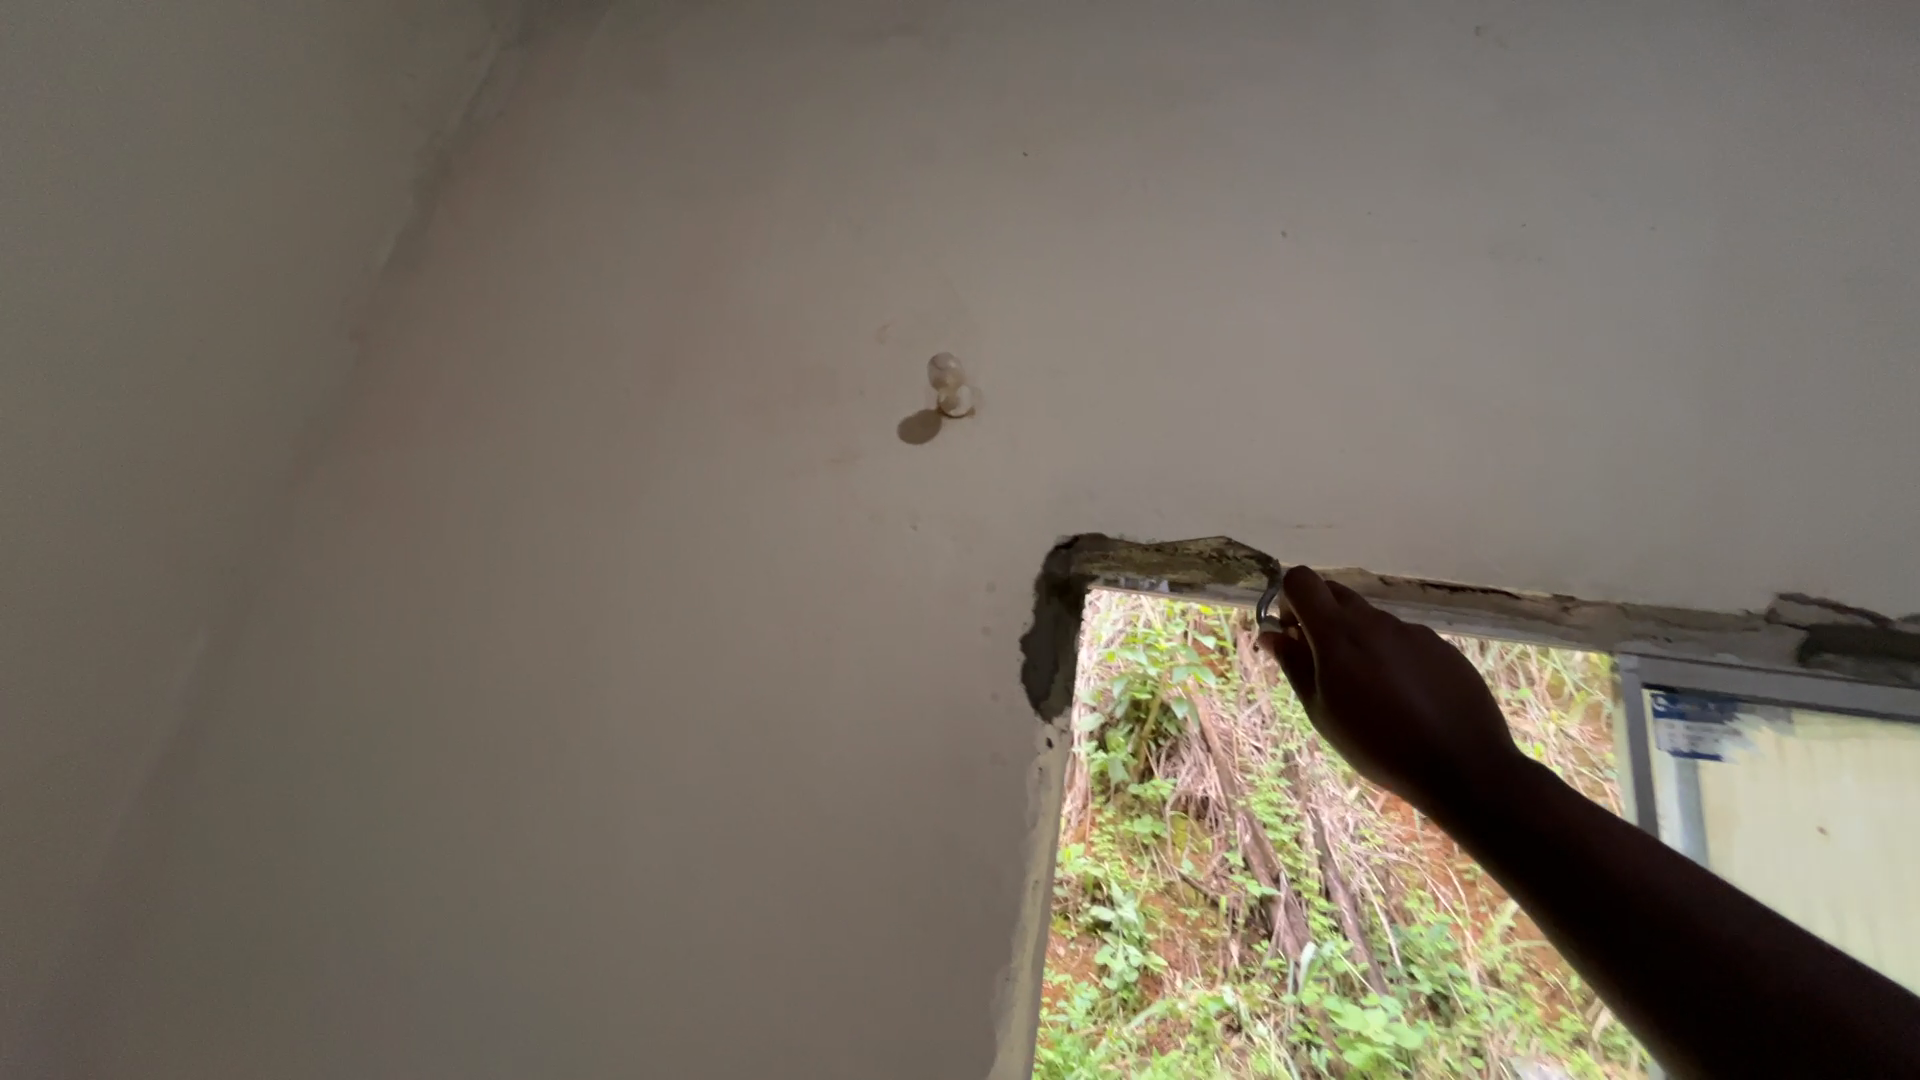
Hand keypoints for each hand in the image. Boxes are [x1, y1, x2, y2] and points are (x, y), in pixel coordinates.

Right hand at [1258, 566, 1527, 816]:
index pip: (1301, 580)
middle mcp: (1374, 621)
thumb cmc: (1375, 743)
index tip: (1293, 633)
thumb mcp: (1320, 709)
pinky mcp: (1441, 647)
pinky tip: (1405, 697)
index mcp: (1337, 633)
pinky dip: (1391, 655)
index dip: (1289, 599)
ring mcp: (1412, 631)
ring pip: (1370, 619)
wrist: (1463, 766)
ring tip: (1370, 690)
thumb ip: (1293, 663)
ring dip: (1357, 639)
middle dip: (1319, 615)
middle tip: (1323, 661)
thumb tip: (1270, 633)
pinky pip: (1403, 639)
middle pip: (1334, 593)